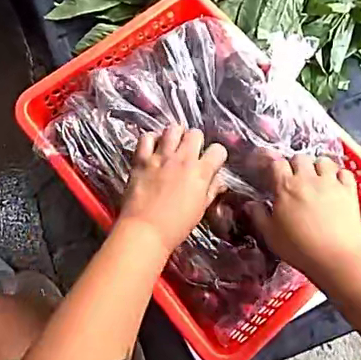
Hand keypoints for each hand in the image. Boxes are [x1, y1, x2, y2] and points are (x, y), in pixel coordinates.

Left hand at [116, 125, 227, 253]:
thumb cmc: (176, 225)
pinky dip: (151, 138)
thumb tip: (219, 181)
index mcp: (201, 173)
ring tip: (172, 145)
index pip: (218, 150)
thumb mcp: (200, 209)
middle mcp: (183, 159)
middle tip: (190, 152)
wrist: (145, 230)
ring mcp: (161, 157)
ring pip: (173, 129)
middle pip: (195, 133)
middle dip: (196, 140)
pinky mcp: (141, 159)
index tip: (211, 162)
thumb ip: (211, 191)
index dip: (216, 155)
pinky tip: (153, 147)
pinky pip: (146, 137)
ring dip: (175, 135)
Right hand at [251, 154, 360, 280]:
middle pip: (300, 158)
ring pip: (323, 161)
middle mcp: (308, 179)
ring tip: (316, 180)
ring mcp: (331, 182)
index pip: (277, 163)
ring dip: (318, 167)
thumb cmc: (299, 248)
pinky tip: (336, 185)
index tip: (274, 176)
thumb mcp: (271, 235)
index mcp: (286, 187)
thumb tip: (250, 204)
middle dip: (296, 165)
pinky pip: (344, 172)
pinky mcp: (349, 190)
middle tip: (295, 180)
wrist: (335, 258)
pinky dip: (339, 176)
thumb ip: (259, 216)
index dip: (275, 167)